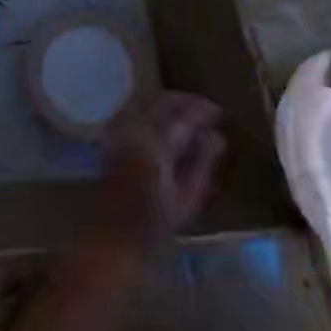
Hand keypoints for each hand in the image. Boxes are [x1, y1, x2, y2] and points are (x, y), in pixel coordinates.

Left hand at [90, 92, 225, 251]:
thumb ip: (204, 162)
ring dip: (168, 98)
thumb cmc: (155, 222)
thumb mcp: (189, 198)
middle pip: (163, 101)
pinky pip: (131, 106)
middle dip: (187, 100)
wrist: (113, 232)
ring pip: (145, 98)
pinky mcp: (111, 134)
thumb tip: (218, 136)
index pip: (185, 117)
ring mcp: (119, 131)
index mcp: (157, 149)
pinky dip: (149, 102)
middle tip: (206, 108)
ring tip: (186, 108)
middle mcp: (135, 133)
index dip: (204, 110)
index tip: (220, 113)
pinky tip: (161, 113)